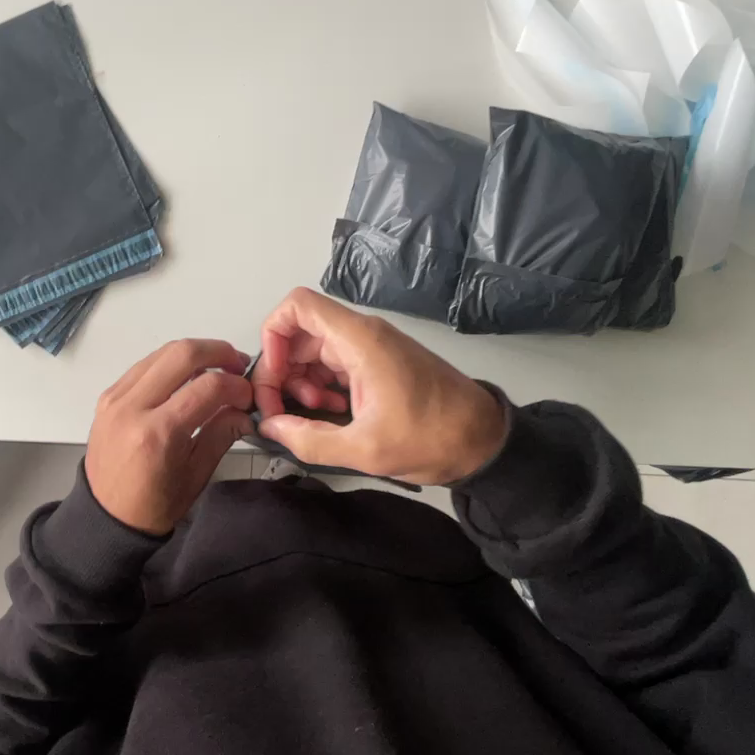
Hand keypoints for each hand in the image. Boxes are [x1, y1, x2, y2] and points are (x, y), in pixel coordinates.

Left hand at [87, 339, 255, 534]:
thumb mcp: (196, 474)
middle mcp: (133, 407)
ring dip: (195, 354)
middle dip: (218, 351)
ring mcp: (115, 398)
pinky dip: (170, 365)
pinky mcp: (108, 396)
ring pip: (162, 353)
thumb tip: (245, 408)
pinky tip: (187, 378)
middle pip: (182, 353)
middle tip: (238, 365)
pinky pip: (145, 366)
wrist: (105, 516)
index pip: (208, 387)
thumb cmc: (155, 505)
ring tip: (217, 369)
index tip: (248, 397)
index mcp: (158, 433)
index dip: (236, 386)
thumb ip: (222, 433)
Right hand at [252, 288, 506, 484]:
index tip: (273, 376)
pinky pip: (333, 363)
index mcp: (359, 341)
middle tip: (280, 411)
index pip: (297, 306)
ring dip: (300, 381)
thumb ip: (307, 439)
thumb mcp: (362, 449)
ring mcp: (371, 348)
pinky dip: (320, 385)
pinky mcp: (377, 363)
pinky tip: (331, 414)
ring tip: (312, 416)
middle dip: (280, 371)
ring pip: (313, 350)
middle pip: (298, 333)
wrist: (483, 441)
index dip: (272, 335)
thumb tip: (270, 427)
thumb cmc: (433, 438)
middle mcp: (362, 335)